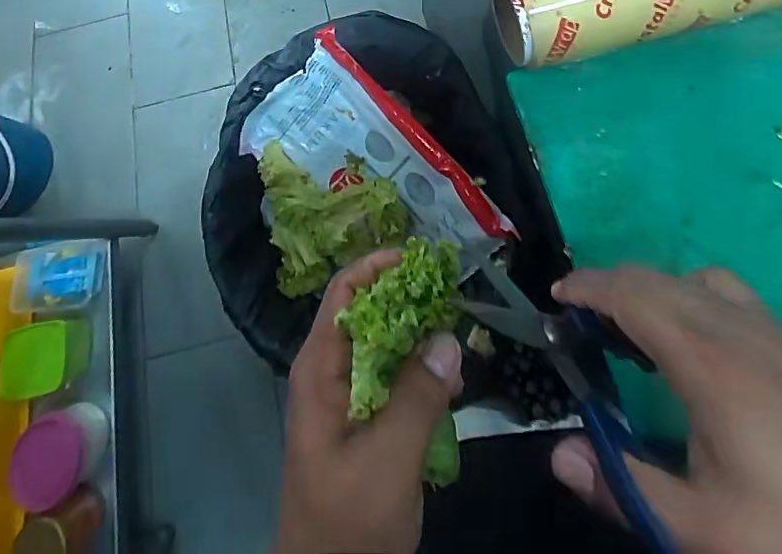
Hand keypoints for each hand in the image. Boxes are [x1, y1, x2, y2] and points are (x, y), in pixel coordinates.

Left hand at [275, 249, 462, 553]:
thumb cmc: (348, 522)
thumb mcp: (388, 461)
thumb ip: (418, 398)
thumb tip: (448, 336)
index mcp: (320, 369)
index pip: (343, 294)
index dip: (376, 267)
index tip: (420, 259)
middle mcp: (330, 372)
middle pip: (367, 314)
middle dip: (408, 298)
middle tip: (453, 293)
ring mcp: (347, 398)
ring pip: (384, 346)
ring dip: (420, 335)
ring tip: (461, 327)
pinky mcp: (365, 422)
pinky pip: (394, 379)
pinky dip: (421, 370)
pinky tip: (452, 377)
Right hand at [548, 267, 781, 553]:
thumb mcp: (703, 530)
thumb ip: (625, 487)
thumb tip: (559, 454)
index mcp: (708, 361)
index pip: (633, 295)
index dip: (589, 287)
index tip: (557, 297)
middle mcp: (737, 330)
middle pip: (659, 279)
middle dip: (611, 285)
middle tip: (580, 319)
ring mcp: (772, 335)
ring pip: (697, 280)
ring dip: (654, 288)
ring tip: (634, 329)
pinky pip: (728, 296)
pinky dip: (690, 297)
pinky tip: (695, 348)